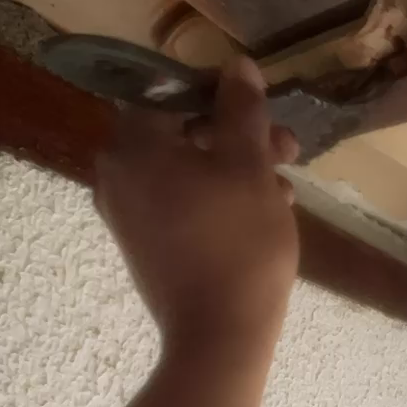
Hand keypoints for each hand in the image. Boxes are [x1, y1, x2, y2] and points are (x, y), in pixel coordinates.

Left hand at [93, 56, 300, 369]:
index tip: (265, 114)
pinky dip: (215, 202)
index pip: (174, 90)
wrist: (218, 339)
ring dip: (234, 172)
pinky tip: (259, 218)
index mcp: (135, 144)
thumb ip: (243, 111)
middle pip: (181, 133)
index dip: (224, 94)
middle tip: (288, 152)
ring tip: (284, 192)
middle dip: (238, 138)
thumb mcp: (250, 170)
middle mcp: (118, 174)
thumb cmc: (239, 247)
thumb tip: (236, 68)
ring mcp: (126, 216)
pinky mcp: (144, 249)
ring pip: (186, 173)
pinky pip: (179, 207)